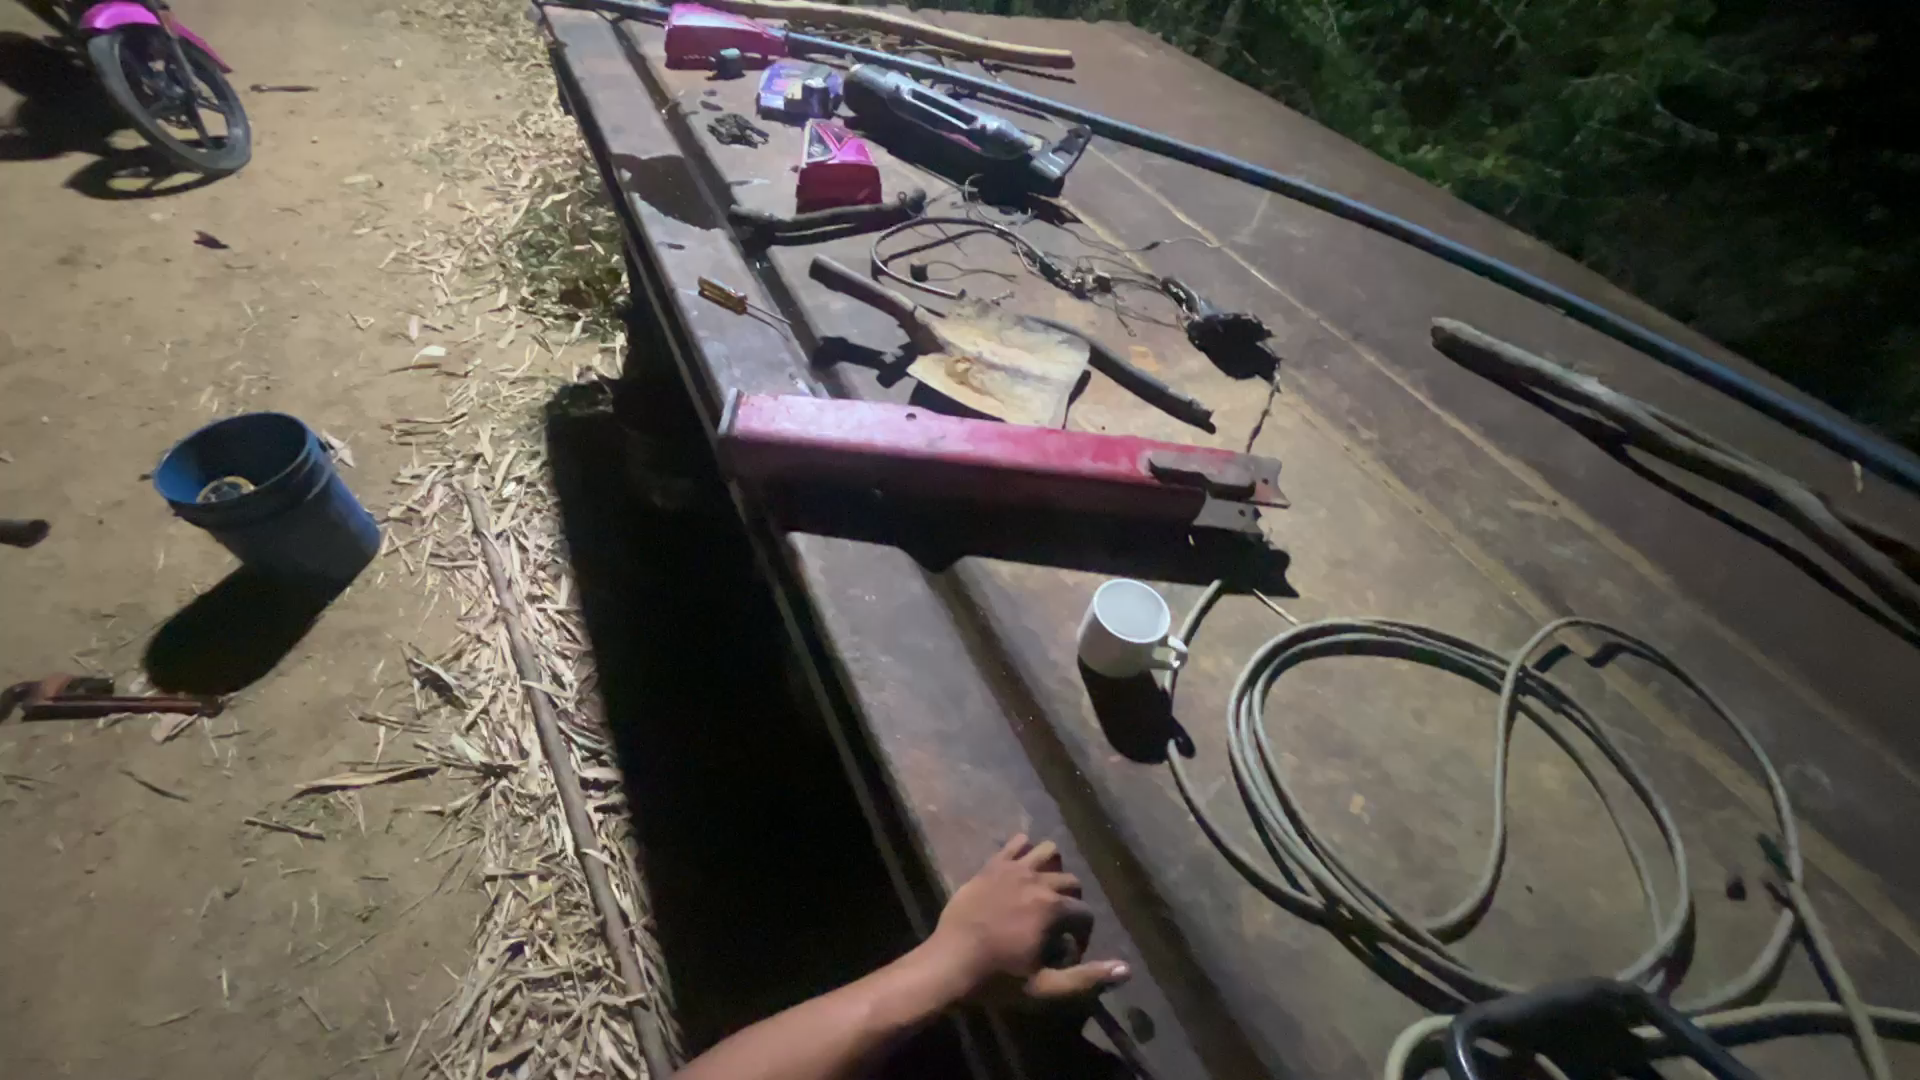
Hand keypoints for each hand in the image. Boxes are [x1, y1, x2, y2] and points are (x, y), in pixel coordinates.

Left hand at [924, 834, 1130, 1004]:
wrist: (950, 963)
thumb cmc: (998, 980)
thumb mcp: (1046, 989)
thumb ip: (1087, 978)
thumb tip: (1126, 969)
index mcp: (1053, 909)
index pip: (1085, 913)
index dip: (1082, 936)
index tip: (1066, 953)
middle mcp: (1038, 881)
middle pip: (1071, 882)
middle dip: (1071, 904)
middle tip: (1055, 928)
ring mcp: (1014, 868)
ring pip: (1049, 851)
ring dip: (1053, 869)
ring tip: (1043, 893)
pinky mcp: (993, 864)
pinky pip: (1017, 842)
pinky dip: (1025, 851)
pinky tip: (1021, 871)